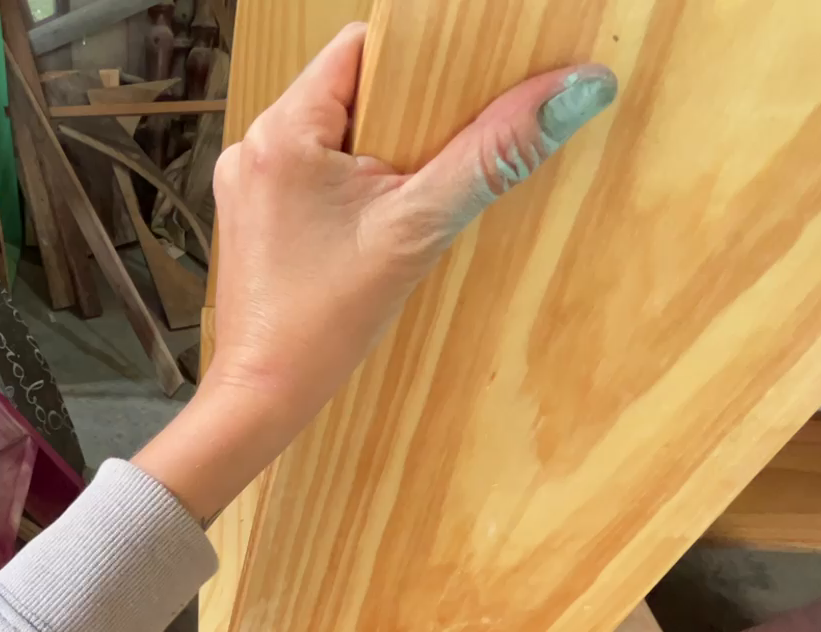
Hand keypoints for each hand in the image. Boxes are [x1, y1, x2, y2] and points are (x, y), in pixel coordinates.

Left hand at [133, 23, 615, 520]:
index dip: (421, 58)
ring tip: (406, 197)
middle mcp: (251, 148)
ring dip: (376, 154)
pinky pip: (307, 176)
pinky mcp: (249, 220)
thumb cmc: (322, 323)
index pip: (363, 47)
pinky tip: (370, 222)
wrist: (262, 395)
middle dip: (403, 114)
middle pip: (347, 91)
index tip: (462, 90)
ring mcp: (244, 186)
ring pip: (328, 136)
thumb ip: (492, 155)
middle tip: (441, 154)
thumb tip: (576, 89)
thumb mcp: (416, 232)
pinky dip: (345, 185)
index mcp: (282, 131)